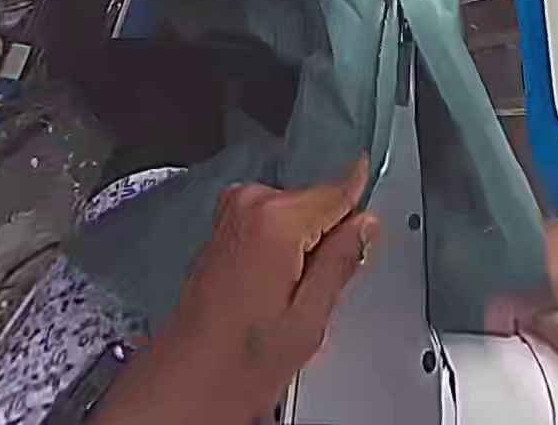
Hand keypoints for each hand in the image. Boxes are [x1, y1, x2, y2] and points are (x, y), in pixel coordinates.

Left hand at [92, 158, 378, 423]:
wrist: (183, 381)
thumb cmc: (236, 362)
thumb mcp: (308, 319)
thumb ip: (342, 260)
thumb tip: (366, 224)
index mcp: (276, 220)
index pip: (337, 191)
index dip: (360, 192)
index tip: (374, 177)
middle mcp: (251, 201)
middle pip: (316, 201)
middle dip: (327, 233)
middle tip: (317, 283)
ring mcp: (233, 208)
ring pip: (295, 209)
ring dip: (303, 238)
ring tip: (287, 290)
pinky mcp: (224, 220)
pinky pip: (272, 215)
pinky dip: (280, 239)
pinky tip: (270, 282)